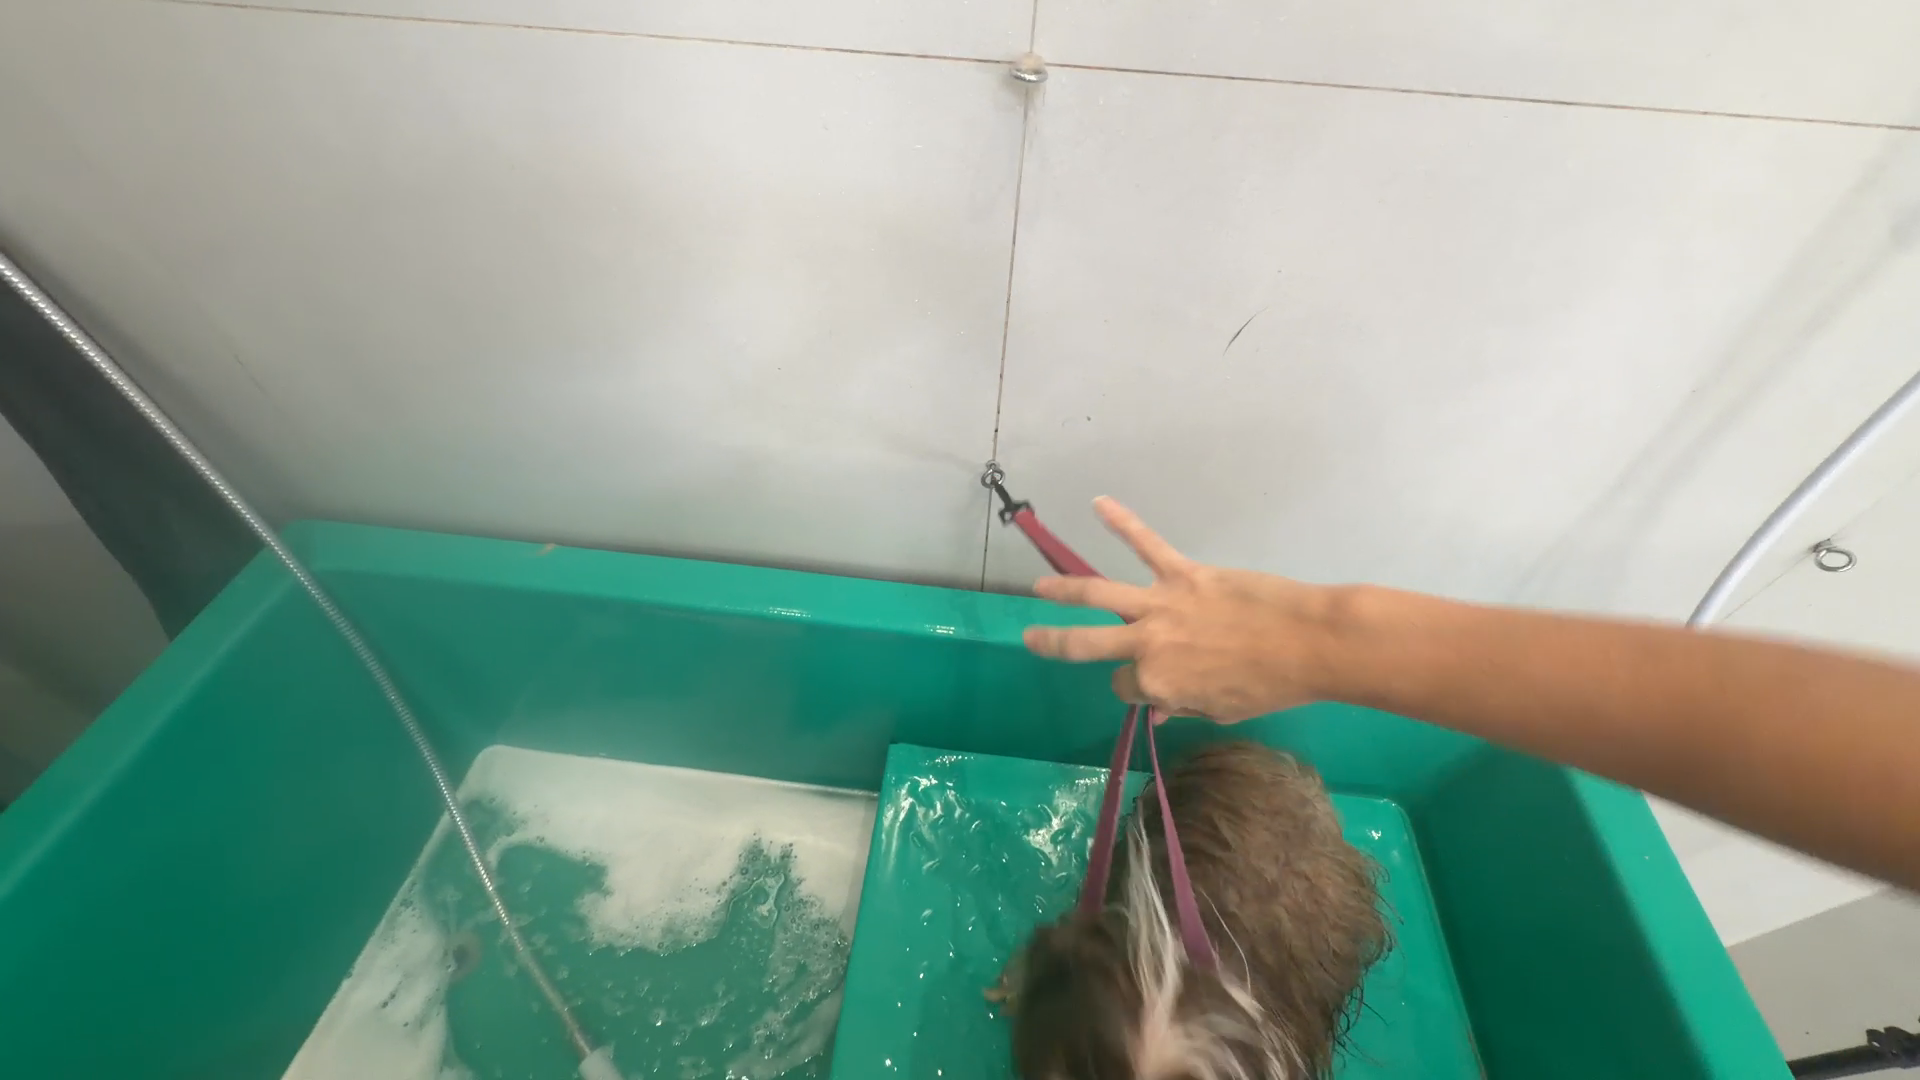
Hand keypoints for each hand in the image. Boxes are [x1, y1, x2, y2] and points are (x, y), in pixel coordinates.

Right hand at [1020, 497, 1339, 722]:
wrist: (1308, 642)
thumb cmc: (1269, 685)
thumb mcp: (1220, 709)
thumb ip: (1183, 704)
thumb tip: (1160, 709)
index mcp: (1156, 682)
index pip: (1126, 688)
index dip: (1137, 690)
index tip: (1155, 689)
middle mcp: (1146, 642)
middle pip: (1086, 645)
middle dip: (1053, 644)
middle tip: (1030, 639)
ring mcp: (1160, 604)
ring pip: (1098, 594)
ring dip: (1063, 590)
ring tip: (1039, 588)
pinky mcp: (1182, 573)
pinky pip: (1146, 544)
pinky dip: (1122, 522)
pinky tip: (1099, 503)